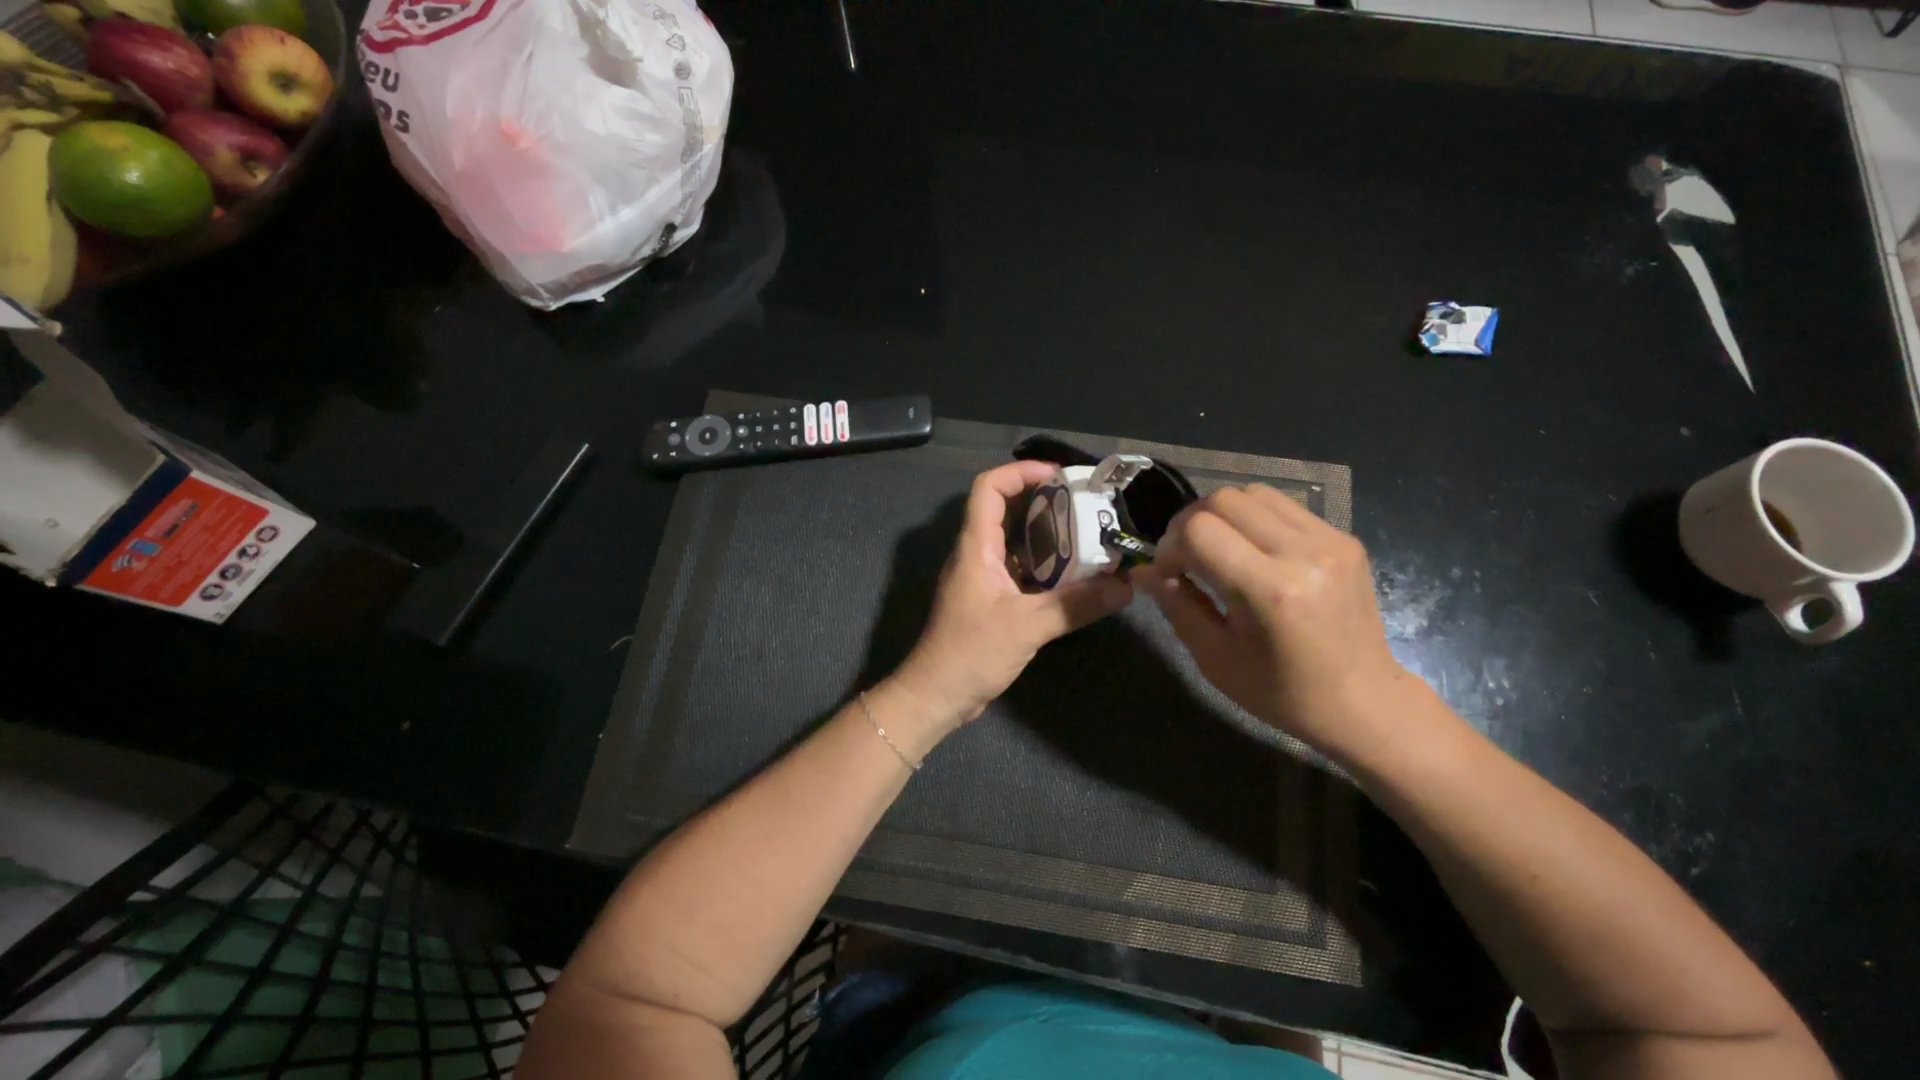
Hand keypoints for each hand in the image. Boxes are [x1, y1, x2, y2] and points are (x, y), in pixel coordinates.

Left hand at [887, 461, 1133, 733]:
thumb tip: (1126, 587)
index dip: (1020, 472)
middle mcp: (976, 555)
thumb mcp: (1027, 626)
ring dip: (1049, 536)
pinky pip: (1021, 571)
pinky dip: (1047, 567)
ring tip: (1090, 536)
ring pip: (1016, 543)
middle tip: (1087, 506)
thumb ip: (1075, 605)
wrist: (937, 696)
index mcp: (975, 547)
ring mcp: (983, 579)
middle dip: (1045, 502)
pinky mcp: (991, 602)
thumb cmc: (970, 653)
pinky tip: (1077, 577)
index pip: (988, 488)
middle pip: (1006, 510)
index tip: (1059, 476)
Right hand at [1132, 484, 1422, 764]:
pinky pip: (1284, 506)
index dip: (1171, 546)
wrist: (1362, 702)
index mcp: (1271, 591)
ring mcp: (1329, 540)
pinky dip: (1255, 520)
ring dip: (1223, 516)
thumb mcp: (1216, 658)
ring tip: (1219, 550)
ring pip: (1253, 493)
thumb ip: (1177, 605)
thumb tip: (1144, 570)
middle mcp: (1303, 553)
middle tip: (1188, 558)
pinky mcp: (1343, 537)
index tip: (1171, 573)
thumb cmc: (1282, 693)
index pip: (1200, 530)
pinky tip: (1253, 552)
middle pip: (1223, 500)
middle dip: (1191, 524)